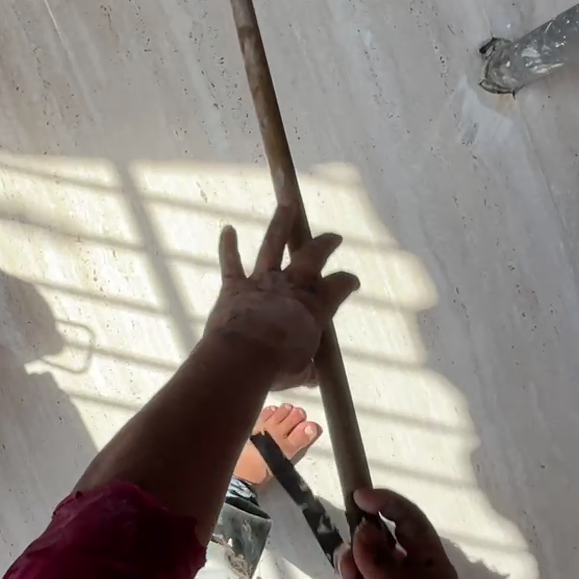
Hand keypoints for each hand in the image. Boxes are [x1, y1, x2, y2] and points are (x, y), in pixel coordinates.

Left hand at [207, 204, 359, 388]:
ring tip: (287, 203)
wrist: (242, 358)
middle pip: (312, 256)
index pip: (339, 287)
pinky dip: (227, 246)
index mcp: (315, 307)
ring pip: (273, 245)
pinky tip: (226, 229)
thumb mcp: (300, 373)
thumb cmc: (277, 368)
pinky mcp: (234, 287)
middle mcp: (291, 287)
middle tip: (333, 237)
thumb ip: (306, 369)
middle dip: (325, 244)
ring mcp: (262, 282)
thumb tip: (309, 375)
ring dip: (281, 222)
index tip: (352, 281)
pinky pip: (231, 263)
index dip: (347, 282)